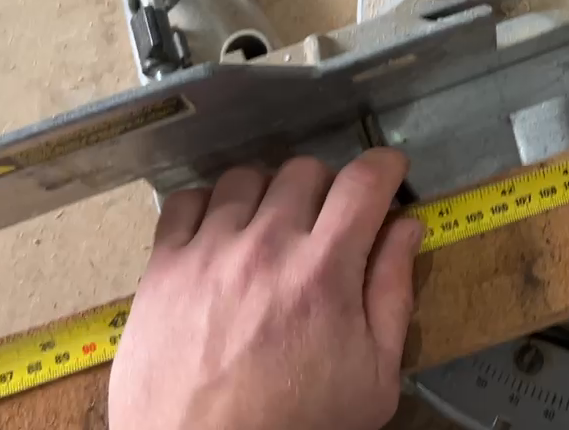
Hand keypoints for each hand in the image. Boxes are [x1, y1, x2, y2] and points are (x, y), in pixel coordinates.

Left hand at [109, 150, 425, 429]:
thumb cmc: (299, 428)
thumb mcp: (375, 376)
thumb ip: (394, 291)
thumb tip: (406, 224)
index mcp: (324, 271)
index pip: (365, 178)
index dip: (386, 165)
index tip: (389, 174)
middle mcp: (267, 247)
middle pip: (306, 170)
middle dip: (328, 189)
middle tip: (327, 225)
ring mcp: (209, 254)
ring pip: (248, 177)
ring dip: (269, 196)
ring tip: (270, 232)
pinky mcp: (162, 271)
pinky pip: (185, 202)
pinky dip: (209, 207)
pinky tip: (221, 237)